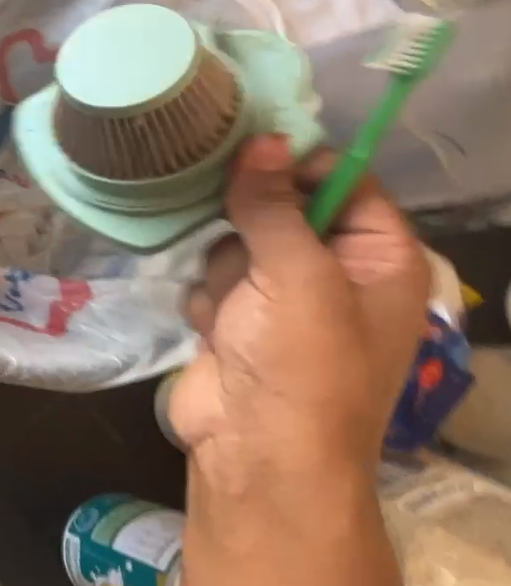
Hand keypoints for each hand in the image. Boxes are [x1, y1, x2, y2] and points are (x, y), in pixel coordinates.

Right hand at [170, 137, 428, 496]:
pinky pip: (211, 284)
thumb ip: (273, 207)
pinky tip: (212, 327)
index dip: (298, 165)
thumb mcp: (294, 276)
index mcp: (378, 258)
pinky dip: (206, 301)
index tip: (242, 150)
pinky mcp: (237, 321)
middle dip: (247, 229)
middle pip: (279, 211)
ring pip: (234, 247)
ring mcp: (281, 300)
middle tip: (238, 245)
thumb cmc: (301, 361)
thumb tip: (262, 140)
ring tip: (230, 307)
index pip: (344, 185)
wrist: (257, 445)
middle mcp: (334, 273)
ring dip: (223, 272)